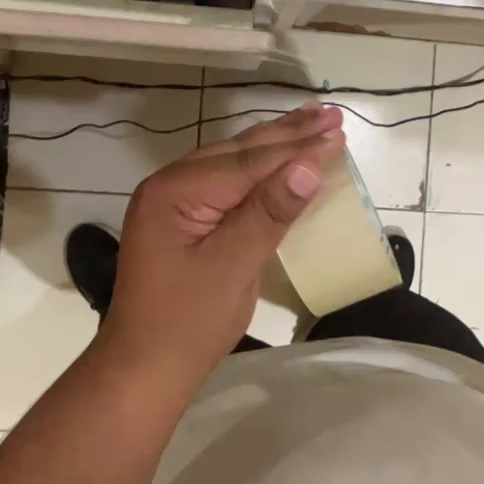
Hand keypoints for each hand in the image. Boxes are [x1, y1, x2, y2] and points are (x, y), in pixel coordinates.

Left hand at [104, 104, 346, 369]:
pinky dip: (261, 170)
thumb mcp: (232, 267)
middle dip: (288, 134)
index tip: (338, 132)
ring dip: (276, 145)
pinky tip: (281, 159)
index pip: (247, 162)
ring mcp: (175, 202)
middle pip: (239, 152)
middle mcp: (171, 185)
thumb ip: (269, 212)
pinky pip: (228, 183)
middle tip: (332, 114)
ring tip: (313, 122)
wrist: (145, 369)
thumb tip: (309, 166)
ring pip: (234, 162)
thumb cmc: (188, 323)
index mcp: (175, 191)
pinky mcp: (185, 220)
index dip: (296, 148)